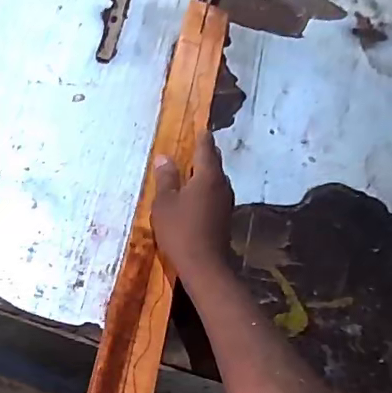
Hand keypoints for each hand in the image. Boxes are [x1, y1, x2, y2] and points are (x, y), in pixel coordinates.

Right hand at [151, 131, 233, 279]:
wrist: (205, 266)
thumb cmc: (180, 231)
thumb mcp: (164, 204)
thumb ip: (165, 179)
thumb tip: (164, 157)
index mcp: (208, 176)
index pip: (206, 147)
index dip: (201, 136)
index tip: (198, 126)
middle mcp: (222, 185)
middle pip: (214, 162)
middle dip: (204, 153)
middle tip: (192, 145)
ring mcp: (226, 202)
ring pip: (216, 179)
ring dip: (204, 172)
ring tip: (190, 169)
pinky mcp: (224, 217)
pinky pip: (215, 193)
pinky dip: (205, 188)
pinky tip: (194, 194)